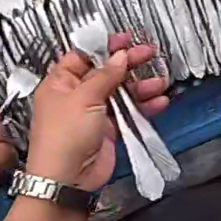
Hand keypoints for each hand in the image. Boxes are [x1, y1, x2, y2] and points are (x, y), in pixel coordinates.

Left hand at [26, 36, 169, 191]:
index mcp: (60, 82)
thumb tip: (119, 56)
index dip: (105, 46)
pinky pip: (129, 112)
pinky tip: (159, 101)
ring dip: (141, 86)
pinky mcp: (109, 129)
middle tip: (148, 53)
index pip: (84, 55)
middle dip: (128, 63)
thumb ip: (105, 75)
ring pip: (121, 92)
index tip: (125, 39)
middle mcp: (77, 95)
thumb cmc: (63, 138)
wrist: (68, 180)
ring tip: (160, 82)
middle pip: (106, 72)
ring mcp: (93, 112)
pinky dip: (144, 106)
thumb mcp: (83, 97)